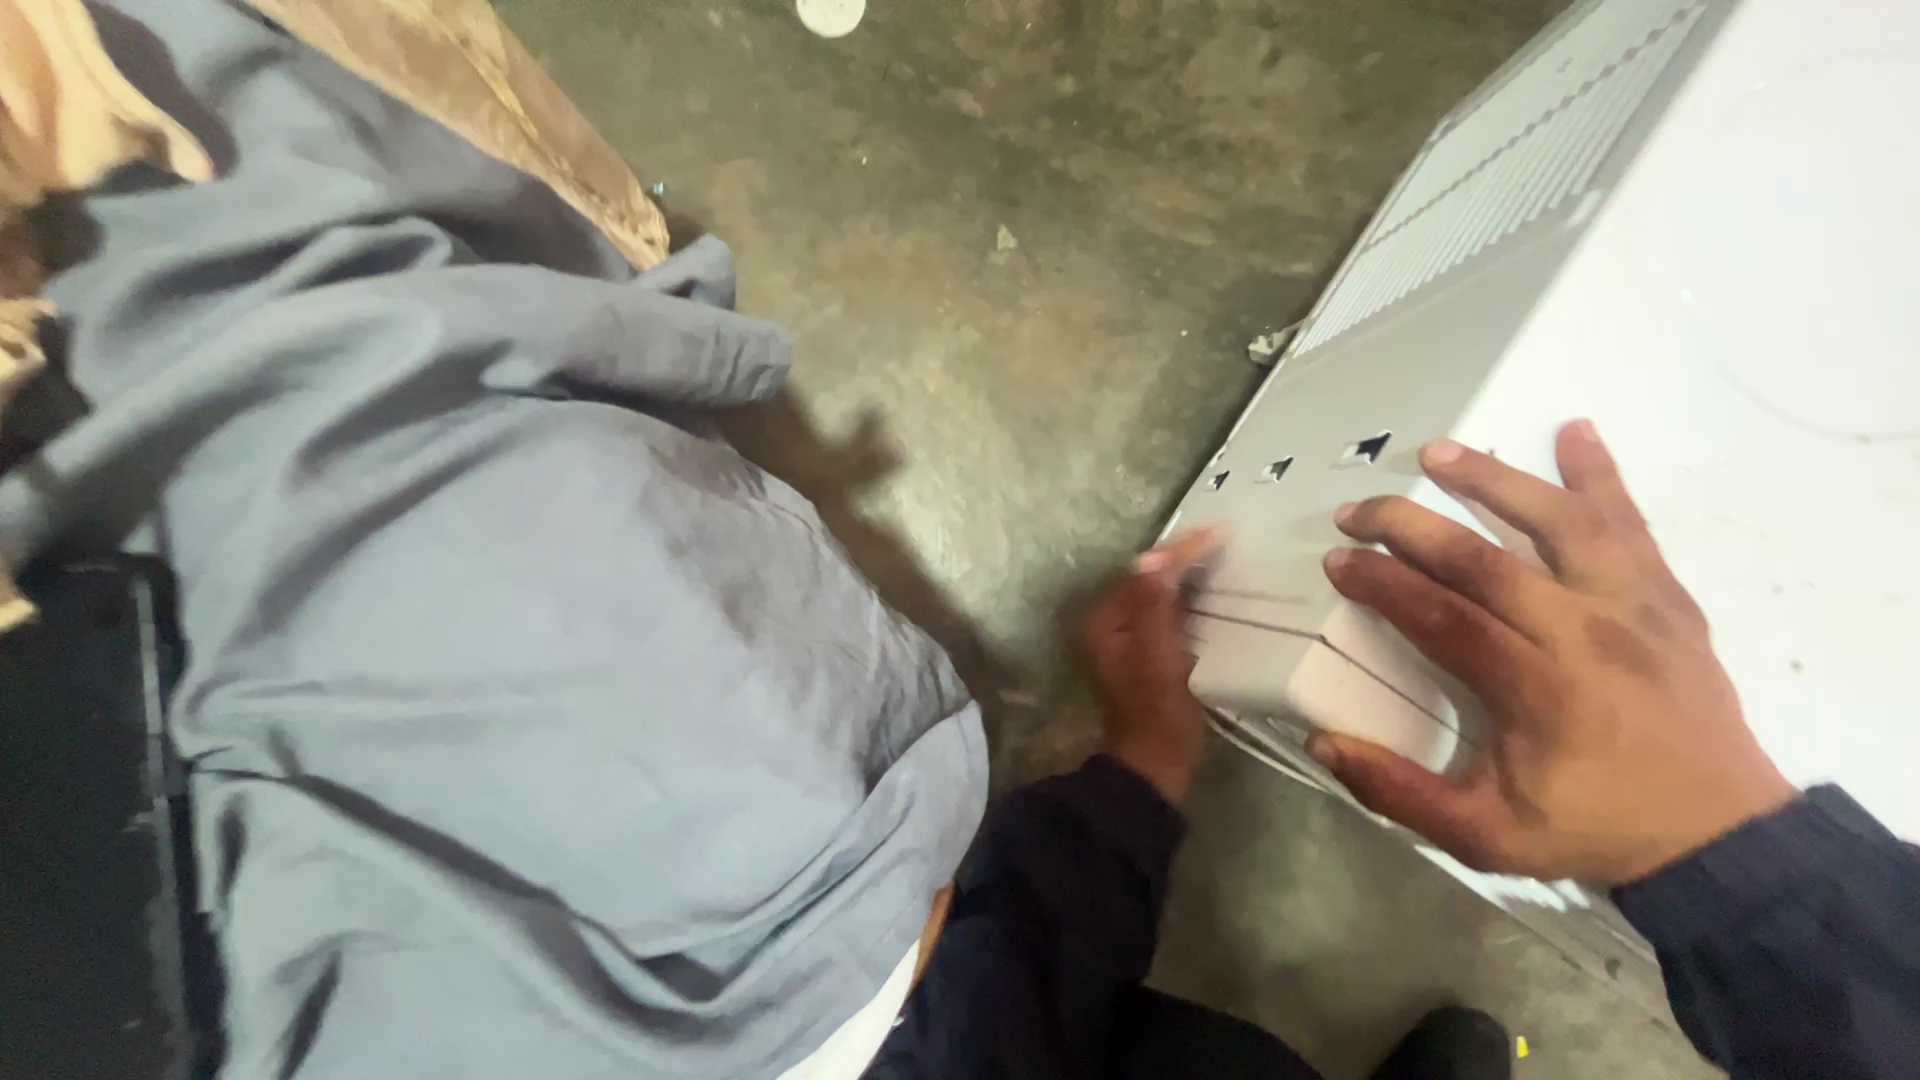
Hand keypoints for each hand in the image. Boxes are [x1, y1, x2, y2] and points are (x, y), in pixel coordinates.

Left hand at [1083, 527, 1227, 803]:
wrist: (1155, 766)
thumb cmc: (1157, 716)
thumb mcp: (1158, 661)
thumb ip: (1154, 609)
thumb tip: (1153, 558)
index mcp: (1106, 621)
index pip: (1144, 572)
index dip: (1180, 551)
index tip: (1219, 532)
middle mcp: (1110, 622)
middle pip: (1149, 576)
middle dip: (1184, 555)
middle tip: (1225, 536)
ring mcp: (1127, 636)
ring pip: (1159, 590)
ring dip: (1188, 572)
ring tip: (1224, 552)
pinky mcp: (1147, 648)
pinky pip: (1167, 608)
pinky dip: (1189, 595)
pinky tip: (1214, 588)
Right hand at [1309, 420, 1796, 884]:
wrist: (1720, 838)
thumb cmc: (1589, 828)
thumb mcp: (1480, 836)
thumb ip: (1397, 791)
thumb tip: (1321, 742)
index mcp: (1536, 688)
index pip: (1442, 616)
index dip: (1382, 583)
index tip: (1338, 561)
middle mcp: (1585, 634)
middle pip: (1484, 559)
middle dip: (1408, 525)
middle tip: (1354, 510)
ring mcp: (1633, 609)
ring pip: (1558, 524)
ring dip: (1492, 480)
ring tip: (1436, 452)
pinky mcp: (1665, 600)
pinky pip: (1630, 525)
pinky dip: (1601, 474)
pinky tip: (1573, 431)